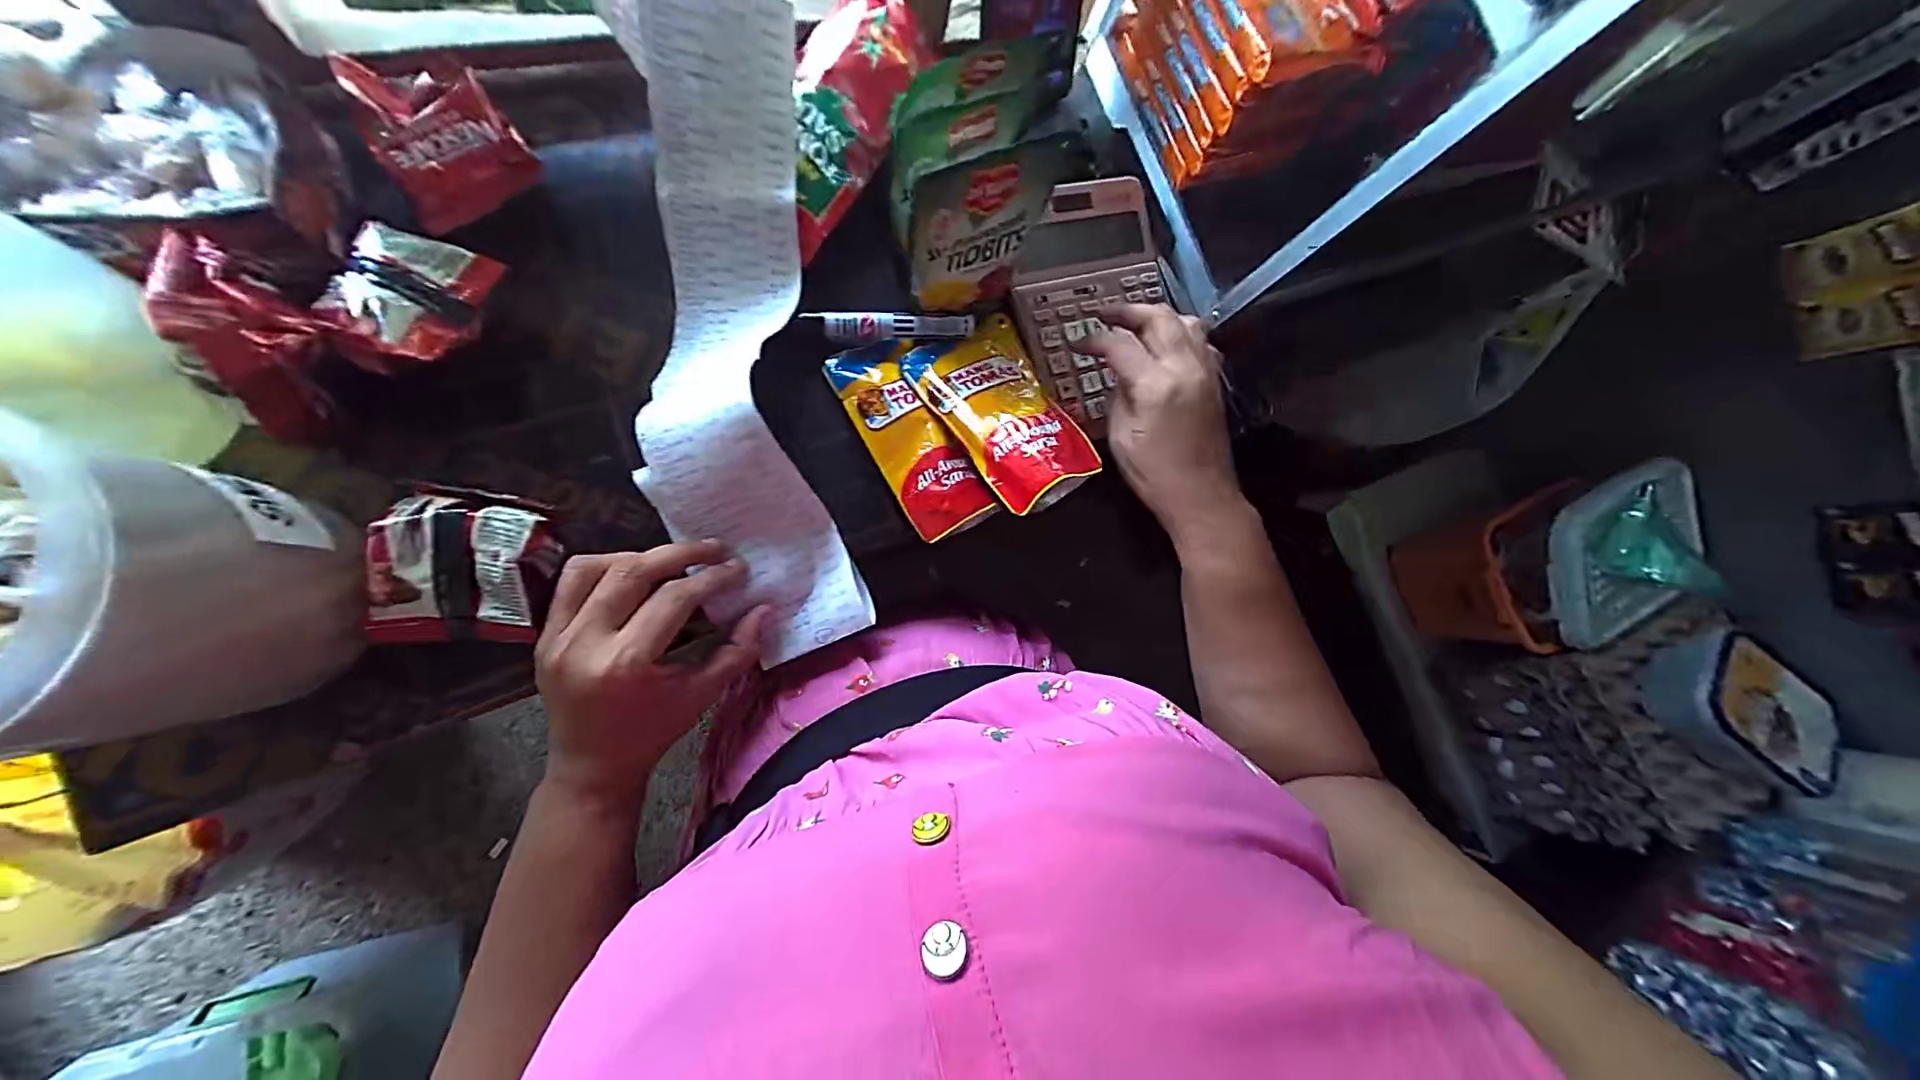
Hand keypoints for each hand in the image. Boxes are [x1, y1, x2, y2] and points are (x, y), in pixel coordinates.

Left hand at [534, 542, 768, 809]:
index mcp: (626, 663)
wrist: (592, 764)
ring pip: (596, 567)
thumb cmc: (652, 732)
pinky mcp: (545, 635)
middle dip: (681, 554)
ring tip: (672, 561)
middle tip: (714, 549)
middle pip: (633, 572)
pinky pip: (571, 582)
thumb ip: (737, 651)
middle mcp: (585, 643)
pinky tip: (633, 572)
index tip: (737, 570)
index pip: (674, 598)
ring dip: (640, 556)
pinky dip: (604, 567)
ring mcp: (557, 637)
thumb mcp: (702, 695)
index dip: (711, 578)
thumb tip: (764, 609)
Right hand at [1083, 303, 1244, 538]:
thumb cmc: (1153, 473)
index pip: (1120, 344)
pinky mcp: (1214, 381)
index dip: (1095, 340)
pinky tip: (1165, 344)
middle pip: (1158, 318)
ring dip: (1157, 316)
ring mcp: (1205, 371)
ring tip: (1135, 323)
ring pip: (1185, 322)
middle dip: (1128, 312)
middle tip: (1104, 315)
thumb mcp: (1120, 435)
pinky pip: (1200, 341)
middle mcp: (1184, 367)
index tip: (1078, 343)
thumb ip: (1117, 396)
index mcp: (1155, 382)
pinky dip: (1179, 333)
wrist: (1200, 495)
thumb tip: (1118, 375)